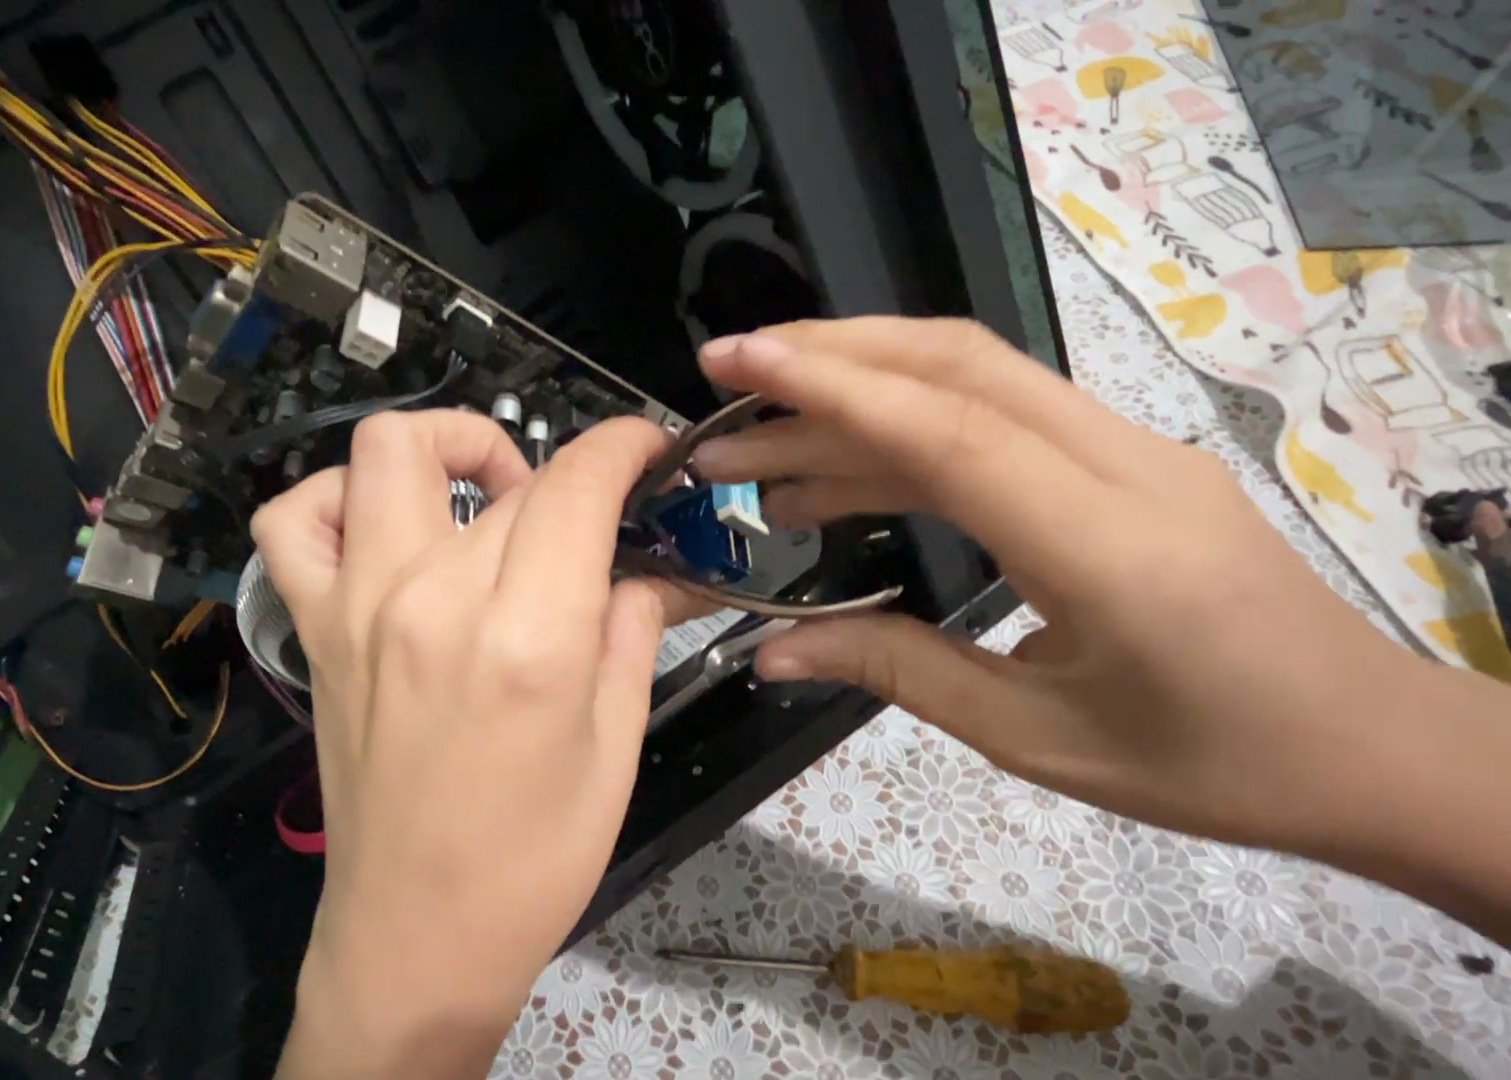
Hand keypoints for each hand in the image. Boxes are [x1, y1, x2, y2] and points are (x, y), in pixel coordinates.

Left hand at [257, 410, 682, 1078]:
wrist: (416, 933)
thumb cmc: (535, 857)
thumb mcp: (615, 744)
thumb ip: (632, 631)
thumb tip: (654, 568)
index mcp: (528, 635)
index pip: (575, 485)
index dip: (622, 445)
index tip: (648, 449)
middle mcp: (434, 597)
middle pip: (509, 478)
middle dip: (568, 478)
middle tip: (592, 521)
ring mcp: (360, 604)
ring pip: (387, 452)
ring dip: (451, 448)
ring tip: (487, 499)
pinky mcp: (315, 628)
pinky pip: (293, 523)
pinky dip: (336, 496)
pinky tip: (383, 527)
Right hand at [689, 318, 1430, 855]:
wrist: (1373, 746)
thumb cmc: (1208, 760)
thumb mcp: (1033, 736)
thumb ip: (895, 672)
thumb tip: (770, 652)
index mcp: (1105, 546)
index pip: (950, 429)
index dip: (833, 386)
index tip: (739, 362)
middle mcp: (1120, 464)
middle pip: (956, 364)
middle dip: (826, 356)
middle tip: (725, 378)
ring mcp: (1124, 447)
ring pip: (967, 381)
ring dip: (850, 400)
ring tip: (754, 459)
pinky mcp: (1115, 456)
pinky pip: (990, 420)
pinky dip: (897, 435)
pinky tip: (832, 483)